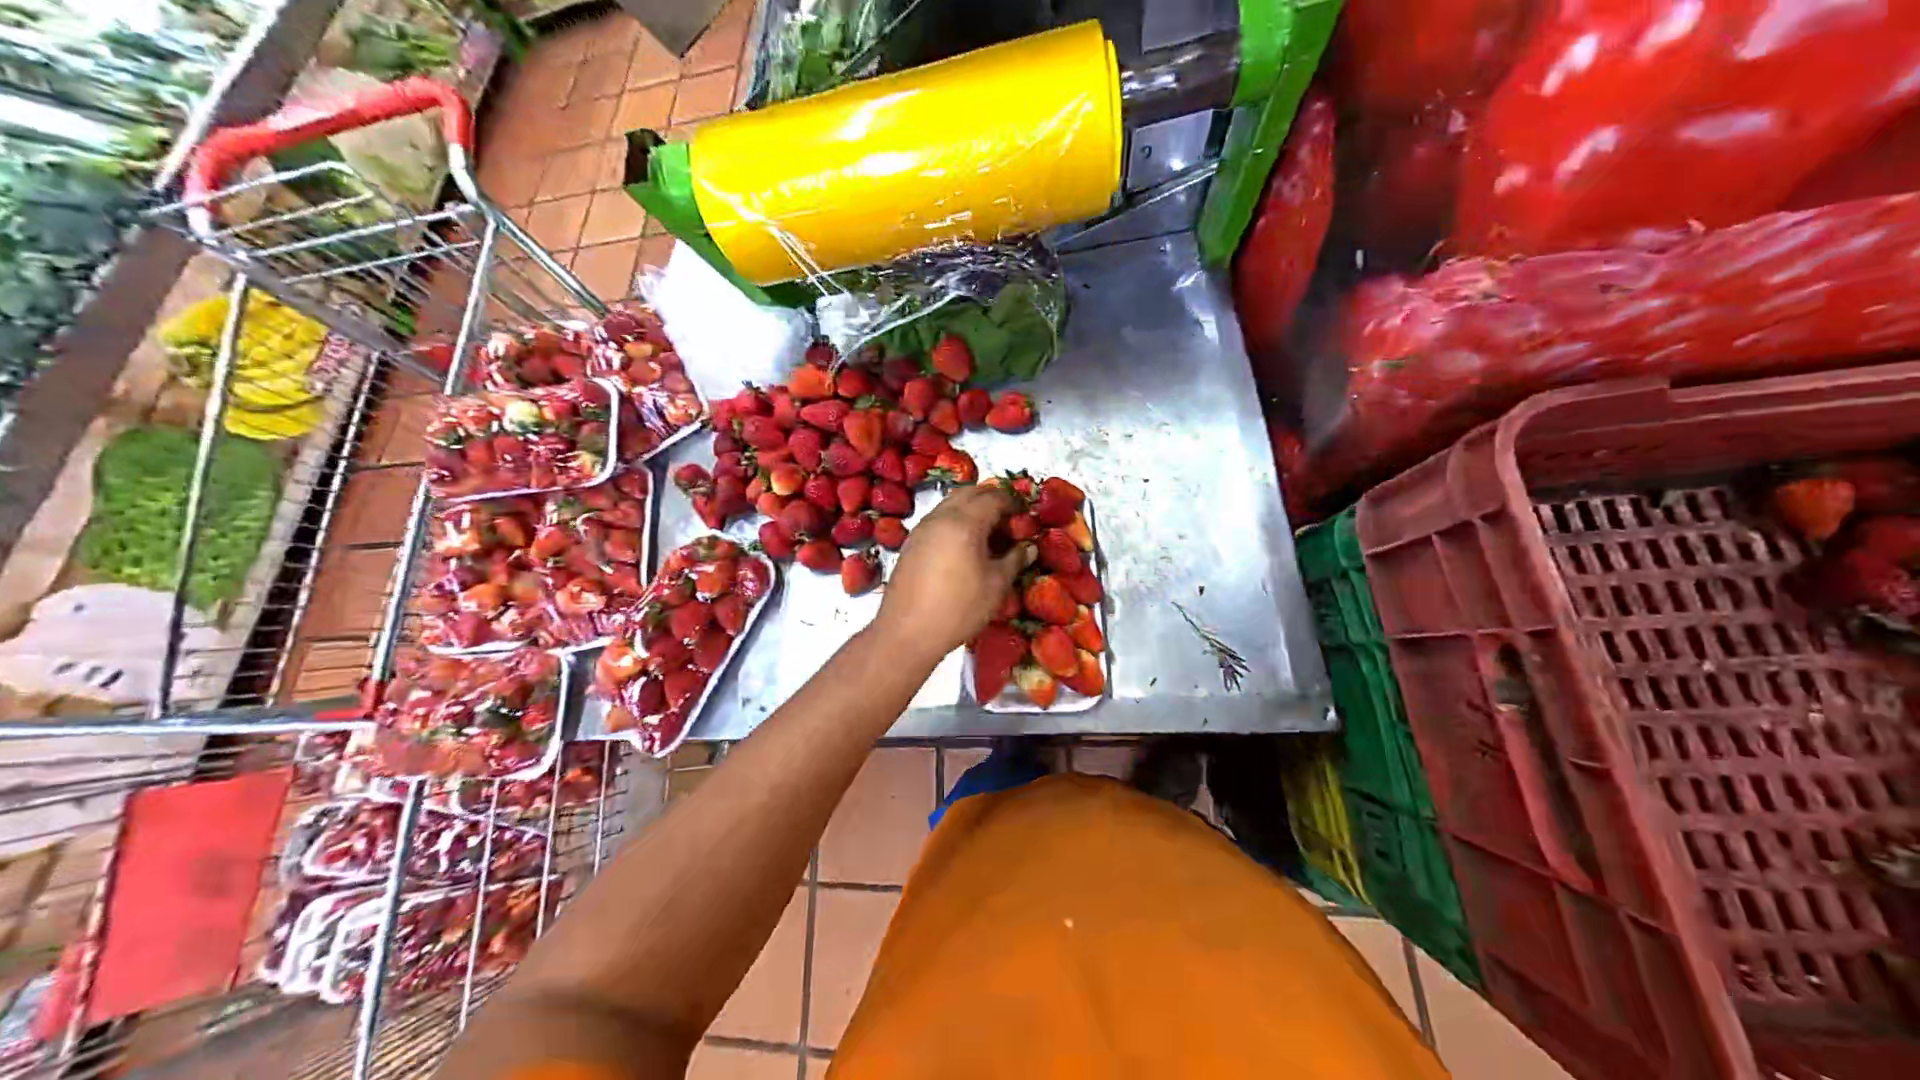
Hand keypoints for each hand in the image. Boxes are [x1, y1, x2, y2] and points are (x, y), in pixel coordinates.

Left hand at [872, 485, 1030, 661]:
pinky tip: (965, 548)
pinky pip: (938, 520)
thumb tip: (1028, 547)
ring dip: (972, 509)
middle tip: (1008, 521)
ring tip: (988, 535)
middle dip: (992, 499)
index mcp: (964, 522)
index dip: (1013, 503)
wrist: (908, 631)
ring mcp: (922, 528)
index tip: (1026, 516)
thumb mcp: (996, 586)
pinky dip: (955, 522)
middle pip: (970, 492)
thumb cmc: (959, 609)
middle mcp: (941, 517)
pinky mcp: (912, 543)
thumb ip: (1014, 560)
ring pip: (951, 504)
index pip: (994, 497)